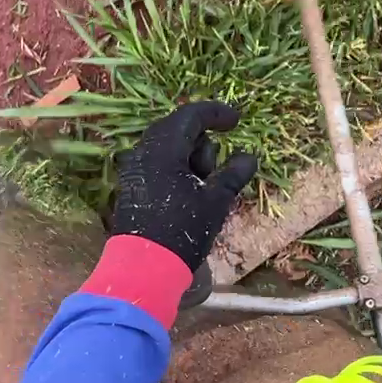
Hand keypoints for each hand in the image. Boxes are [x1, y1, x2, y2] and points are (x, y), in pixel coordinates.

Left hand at [112, 101, 258, 270]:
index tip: (236, 121)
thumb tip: (249, 157)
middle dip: (203, 142)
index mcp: (164, 149)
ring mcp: (135, 169)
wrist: (145, 268)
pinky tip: (188, 190)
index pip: (191, 116)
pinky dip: (177, 168)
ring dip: (190, 157)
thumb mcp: (215, 201)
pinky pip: (158, 164)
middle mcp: (144, 153)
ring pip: (168, 147)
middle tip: (216, 168)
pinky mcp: (132, 186)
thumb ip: (233, 174)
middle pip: (178, 129)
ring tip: (202, 187)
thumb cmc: (182, 231)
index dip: (216, 113)